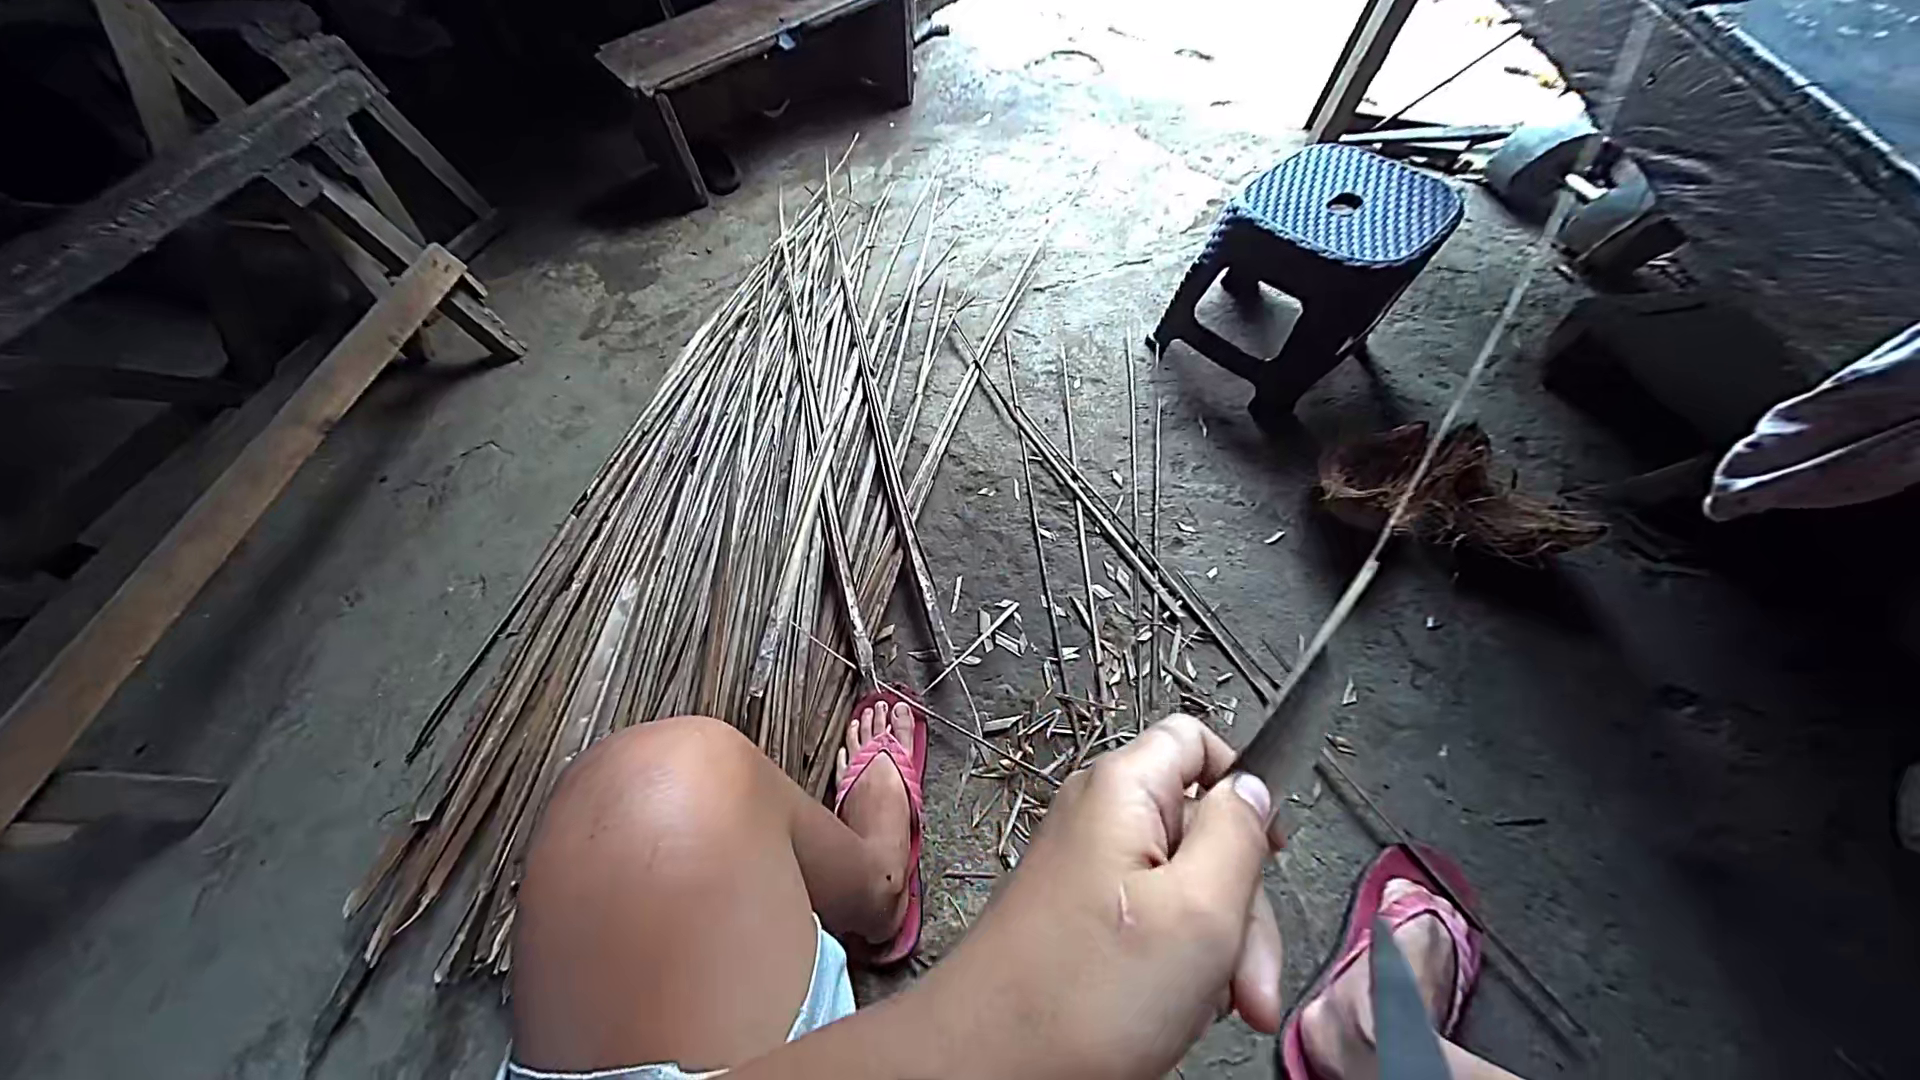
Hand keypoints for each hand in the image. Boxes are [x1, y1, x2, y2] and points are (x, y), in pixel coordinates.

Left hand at [908, 713, 1283, 1079]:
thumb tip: (1251, 786)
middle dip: (1237, 895)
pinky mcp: (1083, 898)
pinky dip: (1178, 950)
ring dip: (1214, 937)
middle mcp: (1101, 810)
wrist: (991, 1055)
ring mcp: (1089, 855)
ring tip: (1212, 1001)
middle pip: (1197, 820)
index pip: (1194, 740)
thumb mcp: (1198, 910)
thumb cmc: (1088, 990)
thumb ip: (1237, 835)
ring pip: (1182, 874)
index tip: (1267, 849)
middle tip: (1248, 976)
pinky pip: (1152, 906)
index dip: (1241, 784)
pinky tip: (1176, 1000)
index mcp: (1122, 787)